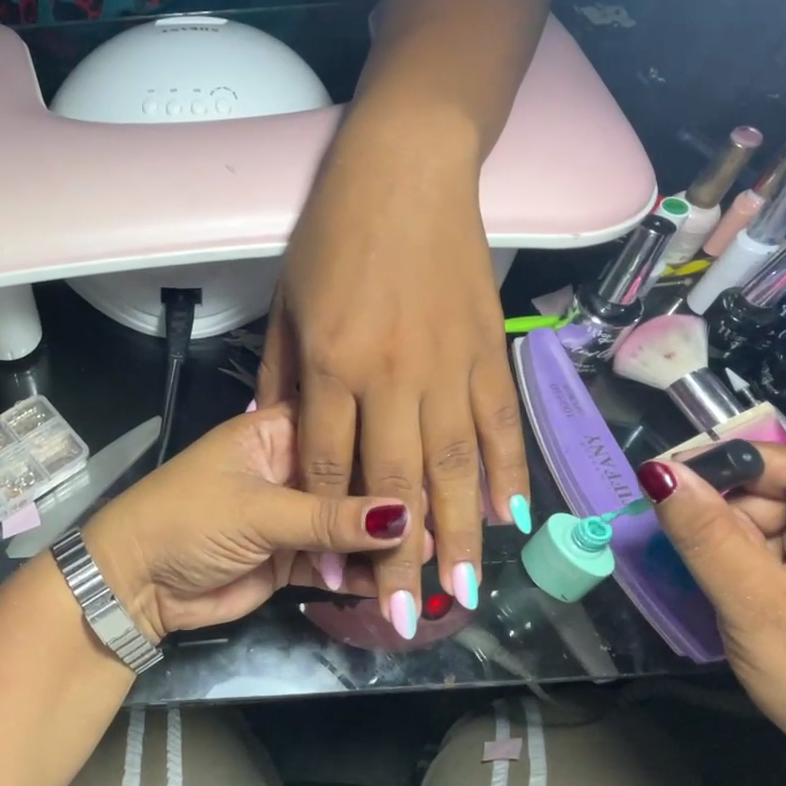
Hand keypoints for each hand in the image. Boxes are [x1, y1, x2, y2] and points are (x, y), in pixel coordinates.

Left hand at [80, 403, 422, 640]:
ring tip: (429, 557)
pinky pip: (335, 564)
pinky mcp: (290, 559)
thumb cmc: (187, 521)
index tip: (435, 461)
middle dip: (392, 503)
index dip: (387, 444)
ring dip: (383, 544)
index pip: (343, 428)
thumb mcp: (257, 511)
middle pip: (353, 480)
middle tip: (443, 520)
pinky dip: (360, 575)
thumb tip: (405, 515)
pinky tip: (396, 584)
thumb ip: (328, 517)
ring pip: (348, 527)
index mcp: (273, 433)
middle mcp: (289, 469)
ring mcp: (291, 516)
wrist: (137, 583)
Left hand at [258, 110, 528, 638]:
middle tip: (410, 617)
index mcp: (330, 366)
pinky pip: (499, 423)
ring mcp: (446, 364)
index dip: (333, 529)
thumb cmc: (331, 234)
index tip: (339, 580)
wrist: (406, 168)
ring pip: (455, 467)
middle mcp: (390, 376)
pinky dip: (509, 471)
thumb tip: (272, 436)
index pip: (330, 466)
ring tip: (465, 591)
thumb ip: (281, 377)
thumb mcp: (286, 305)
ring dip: (461, 535)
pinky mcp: (487, 349)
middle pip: (394, 482)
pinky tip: (513, 516)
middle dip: (401, 558)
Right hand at [643, 445, 785, 785]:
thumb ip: (707, 536)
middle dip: (742, 522)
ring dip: (752, 547)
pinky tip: (758, 597)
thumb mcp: (757, 610)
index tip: (667, 482)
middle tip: (704, 562)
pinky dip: (772, 566)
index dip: (733, 469)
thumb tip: (659, 473)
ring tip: (736, 592)